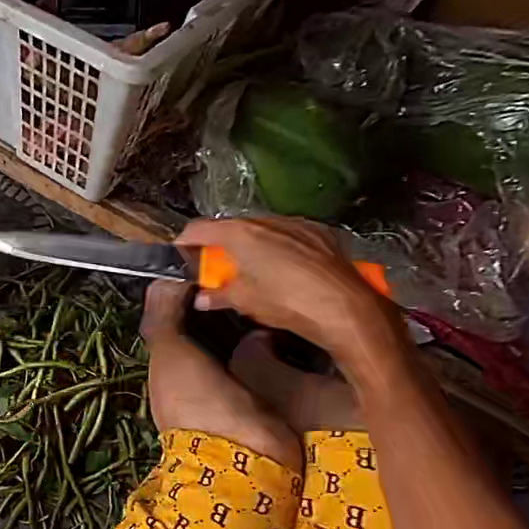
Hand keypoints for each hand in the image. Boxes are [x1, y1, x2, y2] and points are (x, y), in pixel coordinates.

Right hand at [175, 217, 396, 359]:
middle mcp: (267, 221)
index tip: (182, 253)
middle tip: (217, 270)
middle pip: (232, 227)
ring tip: (252, 271)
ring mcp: (296, 224)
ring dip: (252, 246)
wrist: (345, 307)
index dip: (187, 241)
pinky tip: (284, 271)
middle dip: (221, 246)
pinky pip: (290, 236)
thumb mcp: (246, 303)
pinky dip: (279, 248)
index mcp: (241, 234)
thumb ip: (220, 295)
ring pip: (263, 230)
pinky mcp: (320, 233)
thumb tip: (204, 298)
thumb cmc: (289, 303)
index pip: (200, 228)